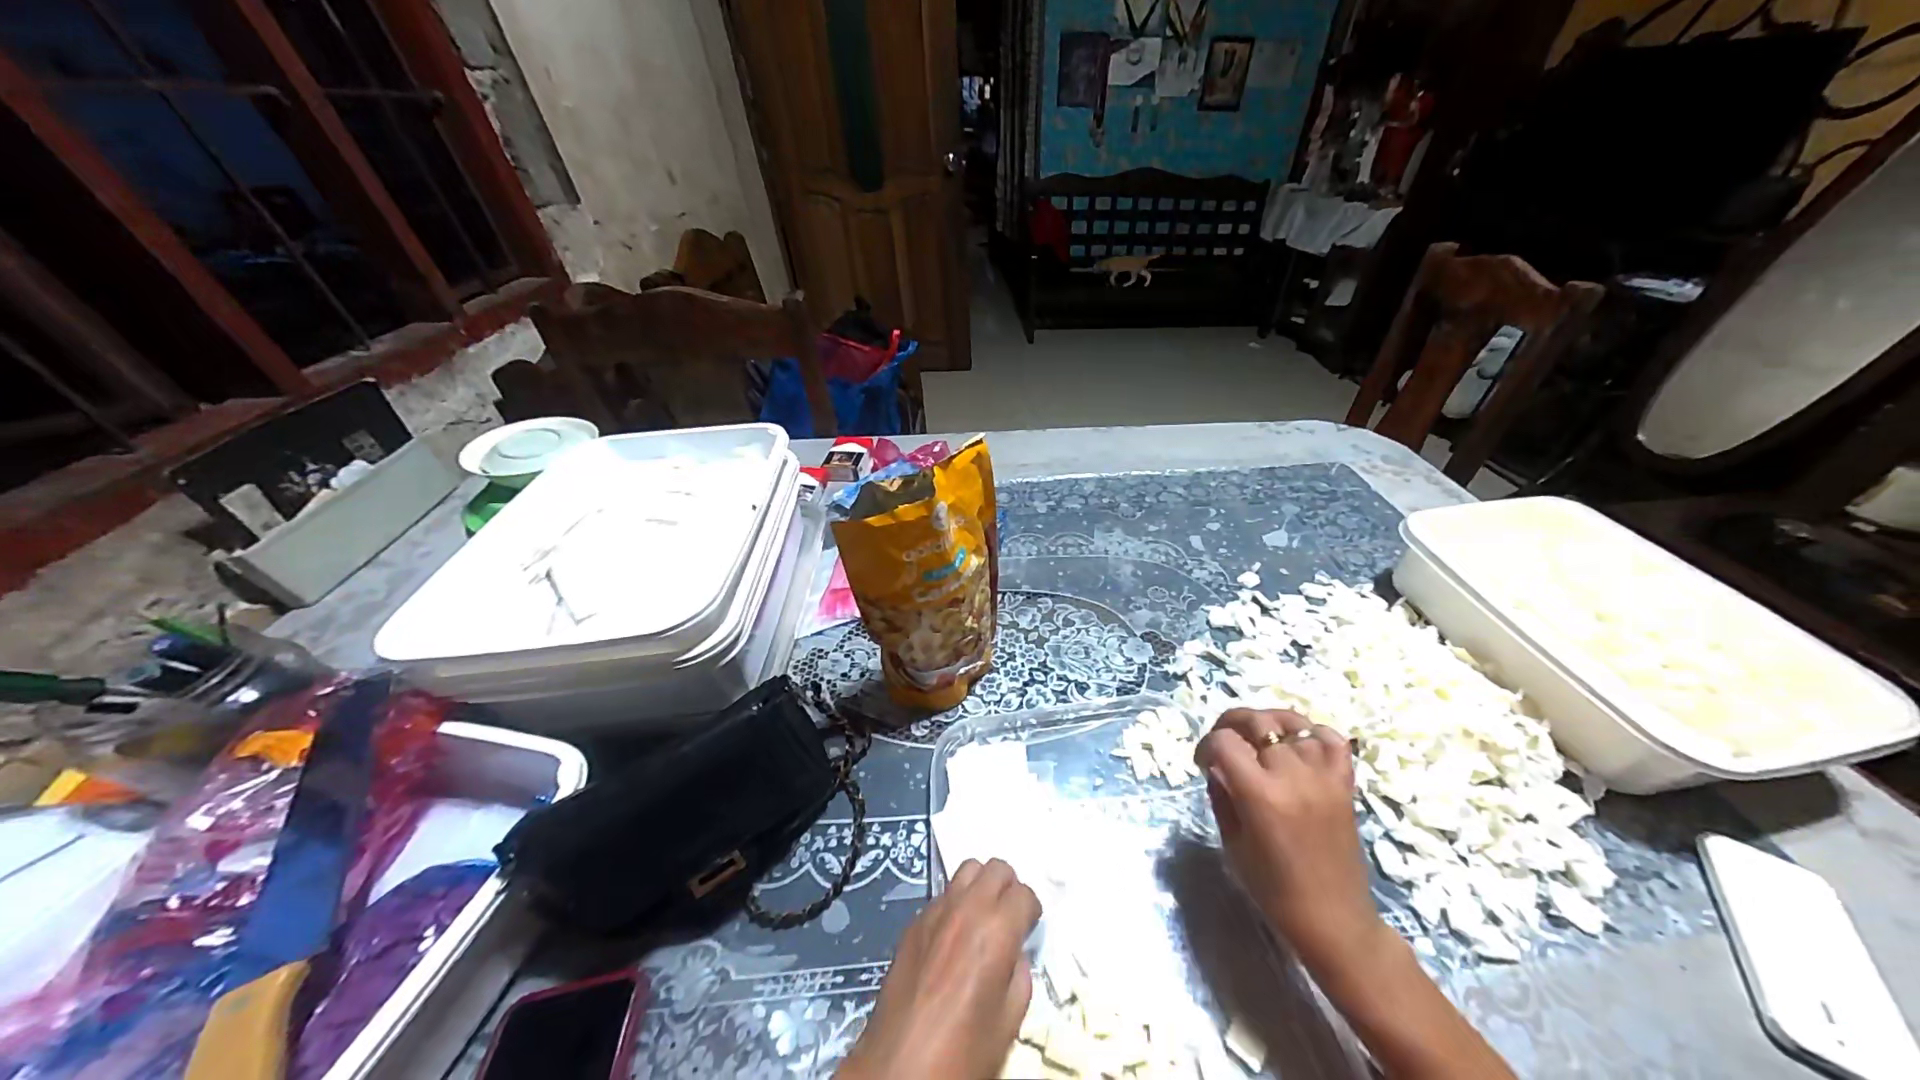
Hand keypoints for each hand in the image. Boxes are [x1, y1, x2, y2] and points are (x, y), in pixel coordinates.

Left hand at [837, 858, 1040, 1079]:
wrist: (899, 1067)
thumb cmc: (962, 1051)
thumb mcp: (1009, 1021)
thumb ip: (1019, 975)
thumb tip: (1013, 953)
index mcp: (996, 931)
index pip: (1024, 893)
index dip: (1031, 911)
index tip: (1029, 928)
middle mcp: (966, 909)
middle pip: (996, 868)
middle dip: (1009, 888)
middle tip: (1010, 918)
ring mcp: (935, 912)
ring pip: (967, 870)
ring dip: (981, 886)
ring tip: (983, 917)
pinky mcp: (913, 923)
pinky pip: (942, 895)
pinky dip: (956, 902)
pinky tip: (954, 934)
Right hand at [1197, 708, 1385, 973]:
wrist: (1334, 919)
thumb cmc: (1274, 890)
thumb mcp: (1233, 843)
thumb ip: (1222, 796)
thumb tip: (1216, 766)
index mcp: (1260, 794)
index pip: (1224, 742)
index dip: (1206, 745)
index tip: (1202, 762)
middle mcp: (1293, 776)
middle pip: (1256, 722)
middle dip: (1230, 724)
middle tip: (1222, 743)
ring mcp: (1323, 777)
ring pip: (1292, 723)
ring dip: (1267, 725)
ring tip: (1256, 739)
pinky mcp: (1345, 784)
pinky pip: (1331, 740)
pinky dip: (1311, 732)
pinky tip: (1296, 743)